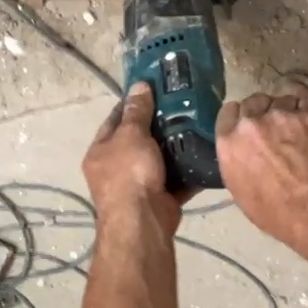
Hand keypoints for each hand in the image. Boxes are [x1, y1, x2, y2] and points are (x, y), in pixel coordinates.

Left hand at [82, 83, 184, 232]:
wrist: (143, 222)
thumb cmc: (129, 173)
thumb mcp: (131, 135)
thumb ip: (136, 111)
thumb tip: (138, 85)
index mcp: (101, 152)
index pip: (115, 120)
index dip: (132, 104)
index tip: (154, 90)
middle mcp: (116, 169)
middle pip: (138, 140)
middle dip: (159, 125)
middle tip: (183, 106)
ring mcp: (139, 186)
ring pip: (159, 160)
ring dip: (176, 147)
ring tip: (198, 125)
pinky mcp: (161, 199)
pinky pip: (177, 180)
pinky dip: (189, 171)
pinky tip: (206, 154)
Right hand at [215, 82, 307, 248]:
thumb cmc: (276, 213)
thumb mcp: (240, 192)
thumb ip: (236, 161)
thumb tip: (242, 151)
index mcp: (229, 143)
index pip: (228, 113)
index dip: (240, 118)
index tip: (248, 125)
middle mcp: (251, 123)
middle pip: (253, 102)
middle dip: (261, 112)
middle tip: (274, 128)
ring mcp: (281, 114)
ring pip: (280, 99)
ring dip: (285, 109)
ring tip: (296, 126)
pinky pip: (303, 92)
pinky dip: (302, 97)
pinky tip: (305, 105)